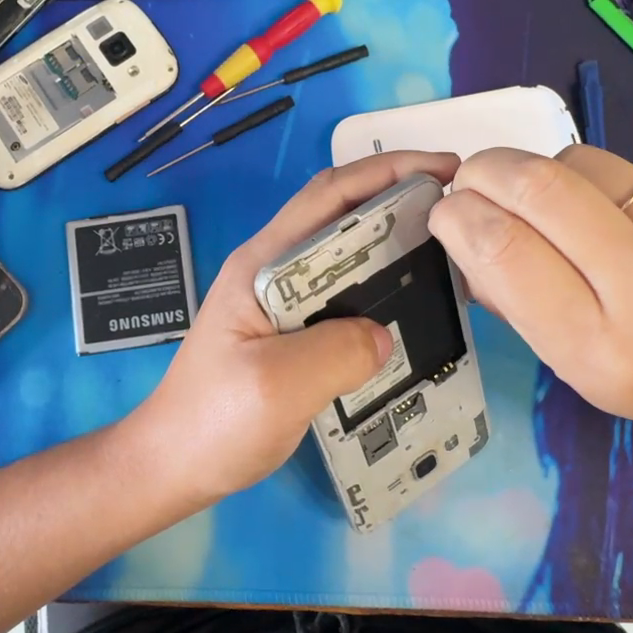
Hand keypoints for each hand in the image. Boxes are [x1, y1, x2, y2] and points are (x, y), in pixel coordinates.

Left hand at [124, 151, 462, 504]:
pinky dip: (382, 290)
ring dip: (393, 246)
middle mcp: (272, 270)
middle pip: (340, 215)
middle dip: (398, 200)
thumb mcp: (276, 386)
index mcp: (262, 263)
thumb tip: (383, 334)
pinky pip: (344, 298)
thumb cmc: (213, 422)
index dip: (387, 171)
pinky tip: (412, 310)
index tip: (446, 168)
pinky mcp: (290, 332)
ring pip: (346, 256)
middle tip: (459, 213)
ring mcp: (279, 301)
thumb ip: (335, 353)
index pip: (329, 195)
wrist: (173, 464)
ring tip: (447, 257)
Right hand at [428, 145, 632, 444]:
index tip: (447, 209)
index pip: (504, 250)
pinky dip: (611, 181)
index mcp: (603, 350)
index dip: (459, 215)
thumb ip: (519, 303)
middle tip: (473, 177)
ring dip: (546, 172)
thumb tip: (465, 231)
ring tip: (560, 202)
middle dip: (485, 170)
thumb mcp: (586, 371)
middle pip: (539, 187)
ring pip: (583, 162)